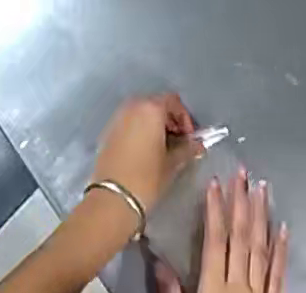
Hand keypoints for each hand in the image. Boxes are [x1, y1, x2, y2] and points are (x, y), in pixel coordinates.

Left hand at [88, 93, 201, 212]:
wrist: (110, 203)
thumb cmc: (146, 177)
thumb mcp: (172, 162)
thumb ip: (187, 148)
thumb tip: (198, 145)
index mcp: (151, 108)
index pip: (174, 102)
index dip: (185, 118)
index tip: (189, 137)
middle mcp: (133, 107)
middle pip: (157, 105)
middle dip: (169, 121)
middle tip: (178, 140)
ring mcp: (117, 120)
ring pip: (142, 114)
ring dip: (154, 126)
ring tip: (161, 147)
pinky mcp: (106, 135)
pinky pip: (129, 125)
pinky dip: (139, 132)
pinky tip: (144, 151)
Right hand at [165, 169, 287, 292]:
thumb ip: (170, 291)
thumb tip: (159, 261)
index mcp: (213, 285)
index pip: (215, 239)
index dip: (214, 208)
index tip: (215, 182)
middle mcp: (238, 282)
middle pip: (240, 235)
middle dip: (240, 201)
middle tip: (243, 172)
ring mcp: (259, 289)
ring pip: (260, 246)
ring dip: (261, 214)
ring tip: (263, 186)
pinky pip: (279, 271)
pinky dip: (281, 248)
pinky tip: (283, 226)